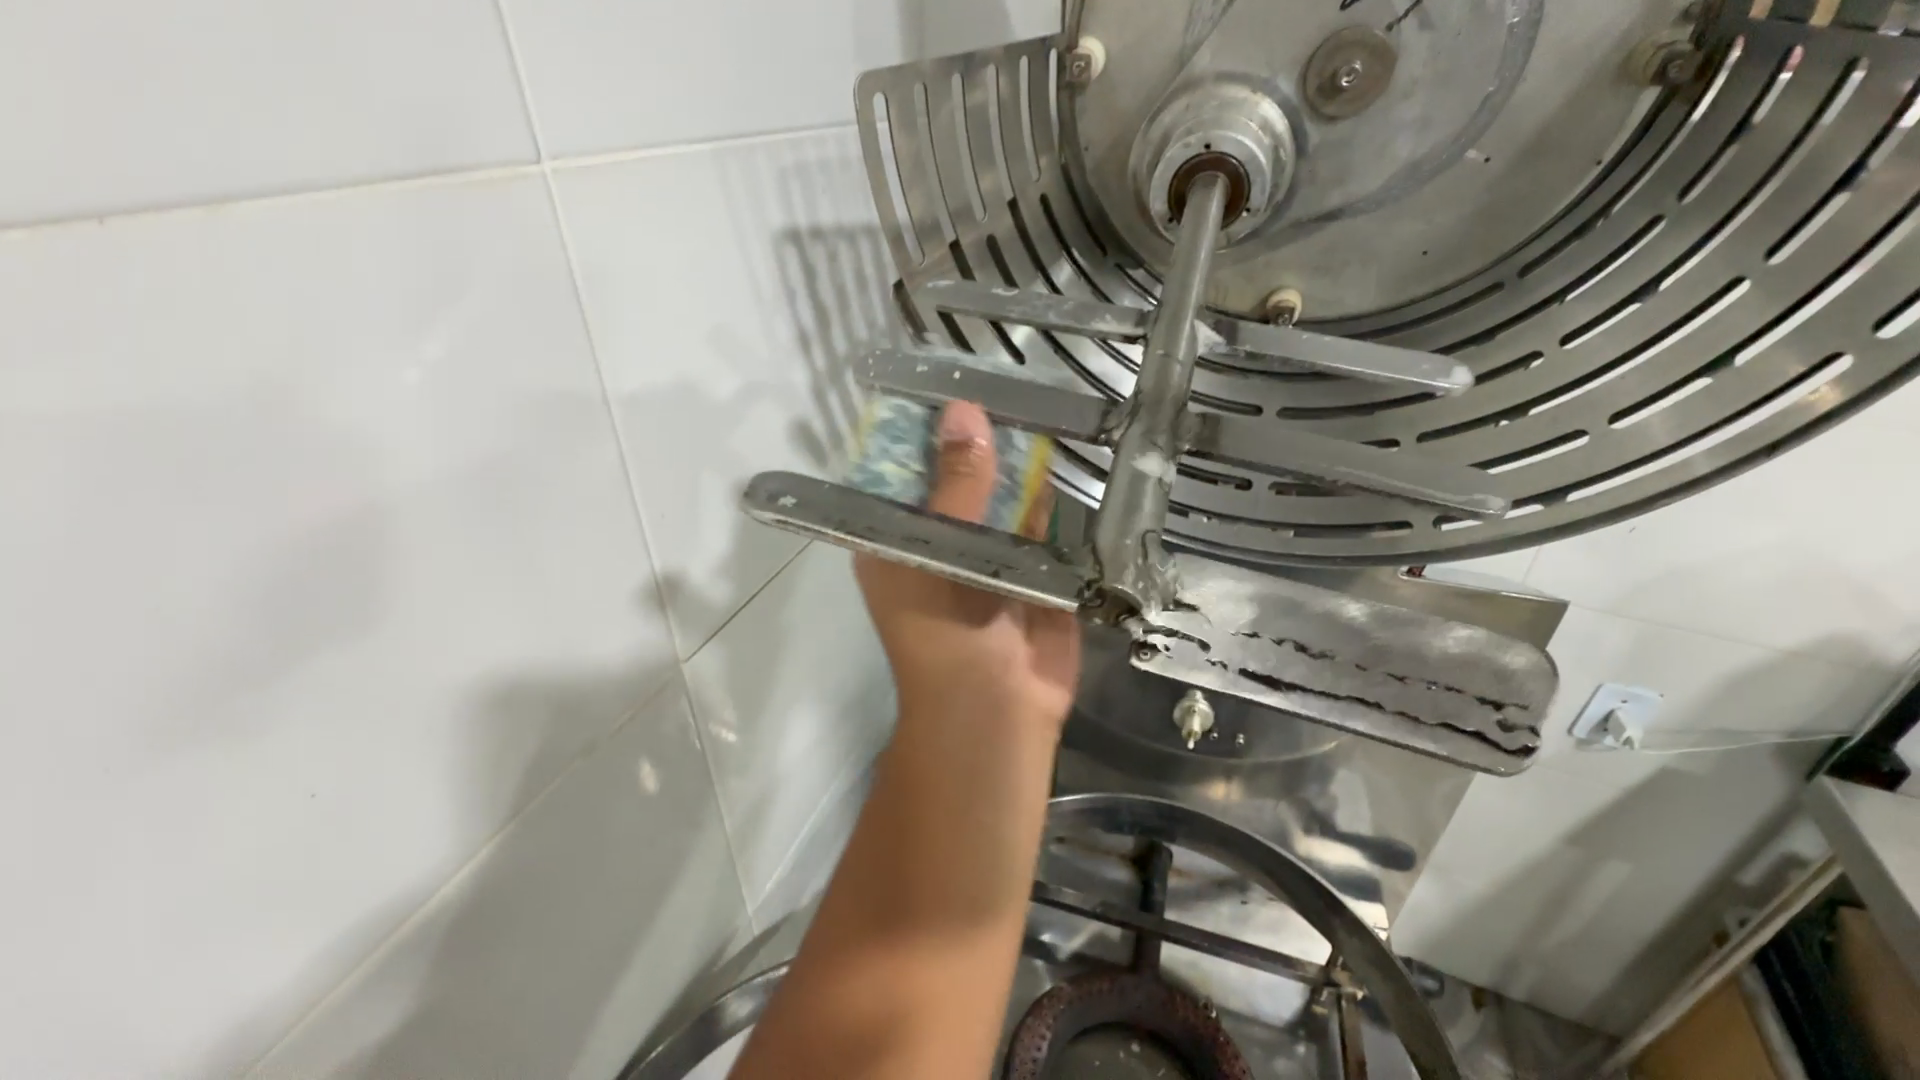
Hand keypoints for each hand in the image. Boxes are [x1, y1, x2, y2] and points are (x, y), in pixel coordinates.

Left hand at [854, 401, 1081, 737]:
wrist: (997, 709)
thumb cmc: (943, 634)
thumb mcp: (936, 553)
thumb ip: (956, 486)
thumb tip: (963, 411)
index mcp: (896, 536)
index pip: (901, 469)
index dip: (921, 428)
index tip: (946, 377)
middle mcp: (941, 538)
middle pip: (958, 475)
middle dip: (978, 437)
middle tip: (1004, 376)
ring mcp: (989, 551)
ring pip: (1002, 492)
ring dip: (1017, 458)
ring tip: (1037, 395)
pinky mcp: (1035, 567)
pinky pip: (1043, 519)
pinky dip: (1052, 491)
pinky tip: (1065, 445)